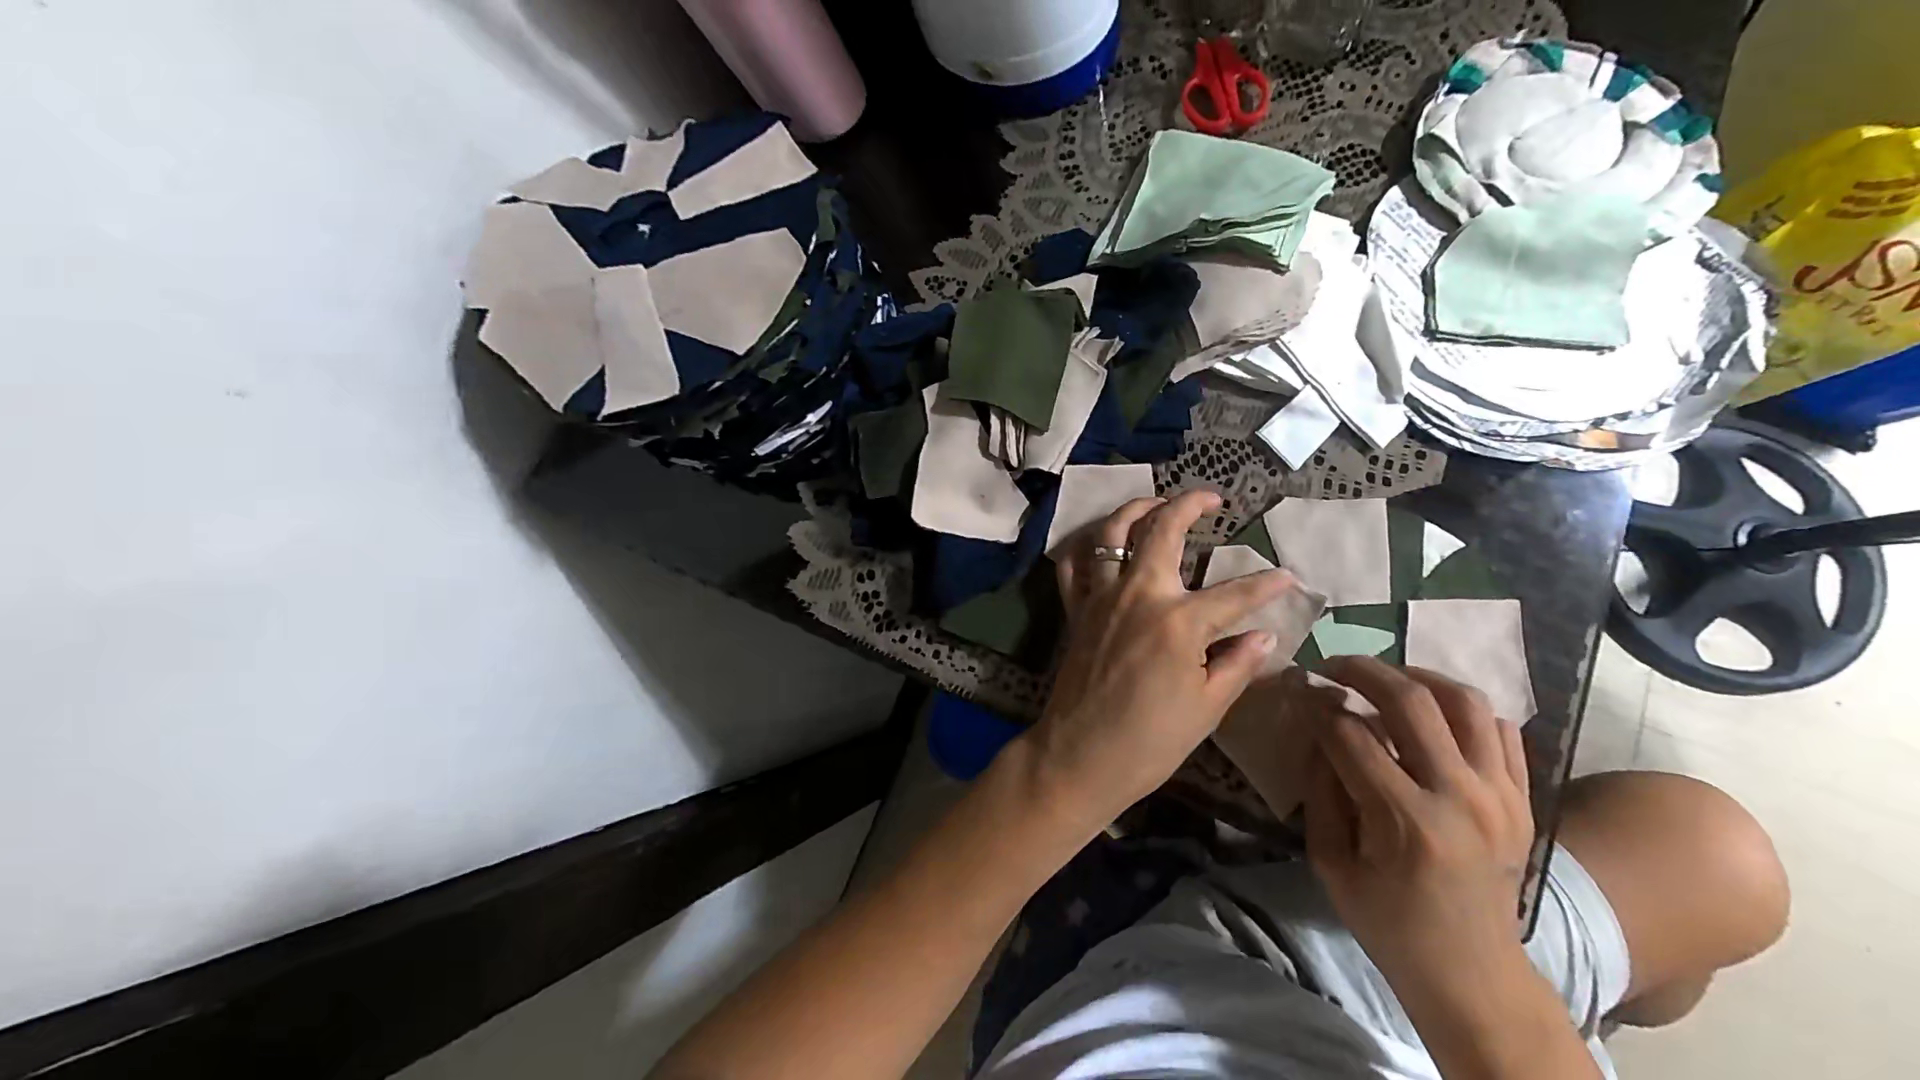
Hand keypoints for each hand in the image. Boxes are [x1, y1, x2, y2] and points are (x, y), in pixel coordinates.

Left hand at [1025, 490, 1303, 827]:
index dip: (1268, 585)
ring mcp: (1100, 598)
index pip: (1235, 593)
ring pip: (1112, 534)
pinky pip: (1074, 566)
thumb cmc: (1150, 741)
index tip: (1289, 578)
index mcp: (1179, 622)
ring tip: (1156, 502)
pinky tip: (1101, 543)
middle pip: (1162, 531)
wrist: (1079, 757)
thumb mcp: (1207, 707)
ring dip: (1135, 509)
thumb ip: (1238, 663)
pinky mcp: (1075, 610)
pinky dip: (1086, 547)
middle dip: (1189, 505)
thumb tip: (1265, 636)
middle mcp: (1138, 595)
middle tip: (1211, 499)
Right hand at [1302, 656, 1533, 988]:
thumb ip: (1321, 790)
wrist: (1472, 970)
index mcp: (1406, 820)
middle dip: (1361, 670)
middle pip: (1411, 700)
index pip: (1349, 733)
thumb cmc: (1387, 919)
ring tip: (1384, 679)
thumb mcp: (1329, 860)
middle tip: (1332, 665)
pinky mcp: (1523, 798)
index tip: (1294, 684)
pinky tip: (1430, 713)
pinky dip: (1460, 708)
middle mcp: (1460, 797)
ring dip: (1416, 677)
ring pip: (1464, 701)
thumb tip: (1316, 729)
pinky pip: (1499, 728)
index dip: (1314, 701)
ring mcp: (1501, 794)